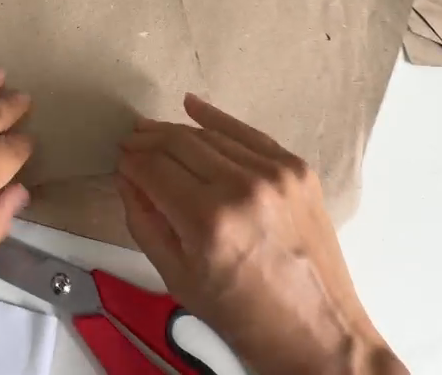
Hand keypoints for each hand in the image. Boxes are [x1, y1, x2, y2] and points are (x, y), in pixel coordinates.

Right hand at [116, 95, 406, 374]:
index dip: (131, 161)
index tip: (121, 161)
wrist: (319, 335)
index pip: (153, 169)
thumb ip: (143, 222)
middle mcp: (241, 188)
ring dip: (176, 130)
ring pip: (210, 135)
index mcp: (208, 221)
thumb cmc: (245, 318)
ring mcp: (274, 173)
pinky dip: (216, 118)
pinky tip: (191, 106)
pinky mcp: (296, 168)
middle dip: (148, 141)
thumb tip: (127, 179)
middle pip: (178, 144)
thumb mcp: (178, 279)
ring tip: (154, 131)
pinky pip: (247, 133)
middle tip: (131, 142)